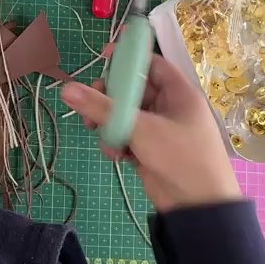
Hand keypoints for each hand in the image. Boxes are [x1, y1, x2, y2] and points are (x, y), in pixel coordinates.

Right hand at [59, 57, 242, 213]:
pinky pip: (126, 135)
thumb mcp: (140, 128)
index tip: (102, 56)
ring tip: (98, 132)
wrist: (198, 207)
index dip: (128, 57)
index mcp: (179, 94)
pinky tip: (116, 154)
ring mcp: (159, 129)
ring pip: (125, 114)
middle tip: (90, 103)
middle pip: (132, 90)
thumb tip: (66, 88)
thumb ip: (102, 108)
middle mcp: (169, 108)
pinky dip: (117, 142)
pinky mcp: (150, 149)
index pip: (152, 64)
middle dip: (109, 97)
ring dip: (109, 123)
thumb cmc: (180, 157)